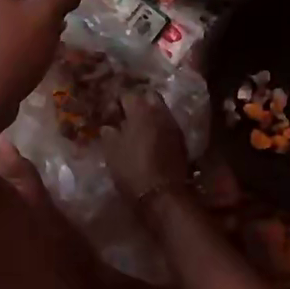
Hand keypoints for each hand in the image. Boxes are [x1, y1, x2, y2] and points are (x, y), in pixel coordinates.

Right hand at [103, 91, 192, 205]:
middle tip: (126, 115)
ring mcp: (173, 125)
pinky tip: (150, 139)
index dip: (116, 102)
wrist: (163, 194)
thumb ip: (109, 133)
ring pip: (161, 110)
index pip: (127, 94)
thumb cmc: (131, 169)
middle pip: (149, 96)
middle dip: (138, 102)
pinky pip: (167, 124)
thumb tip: (109, 126)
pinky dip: (158, 127)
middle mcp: (159, 112)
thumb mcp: (111, 151)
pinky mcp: (181, 140)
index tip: (110, 113)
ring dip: (150, 114)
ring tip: (137, 128)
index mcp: (140, 111)